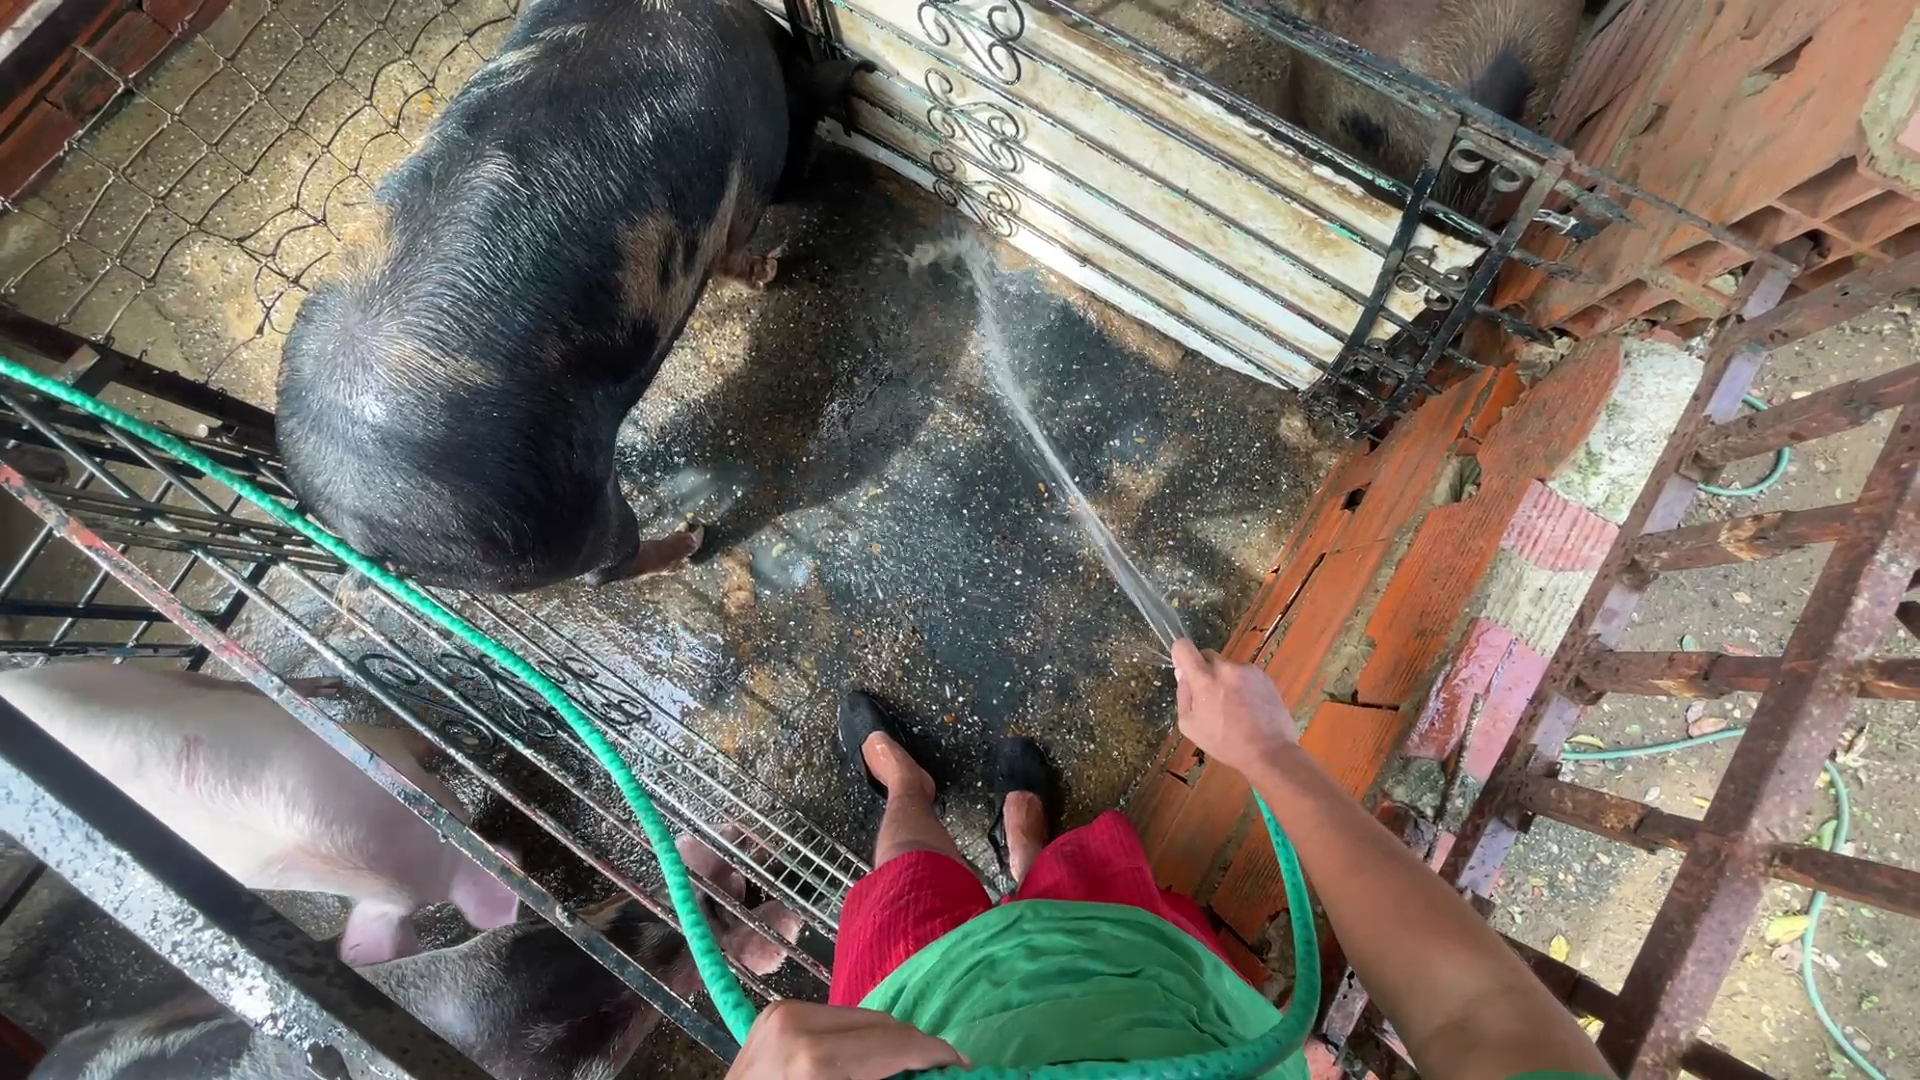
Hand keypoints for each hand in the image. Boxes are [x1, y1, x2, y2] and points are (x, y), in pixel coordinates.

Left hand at [725, 1001, 966, 1079]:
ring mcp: (779, 1013)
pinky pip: (834, 1019)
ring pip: (860, 1016)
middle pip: (881, 1022)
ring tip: (904, 1067)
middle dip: (915, 1047)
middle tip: (941, 1069)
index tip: (964, 1066)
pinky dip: (855, 1038)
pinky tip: (866, 1061)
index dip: (935, 1054)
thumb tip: (935, 1074)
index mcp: (813, 1062)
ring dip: (885, 1042)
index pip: (894, 1043)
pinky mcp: (772, 1013)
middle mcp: (795, 1023)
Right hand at [1171, 639, 1297, 774]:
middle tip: (1210, 696)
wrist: (1270, 751)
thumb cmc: (1225, 742)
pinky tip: (1249, 707)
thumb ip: (1183, 695)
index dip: (1180, 655)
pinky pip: (1245, 674)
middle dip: (1204, 671)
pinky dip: (1243, 685)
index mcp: (1204, 678)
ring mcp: (1248, 670)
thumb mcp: (1190, 725)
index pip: (1183, 646)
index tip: (1185, 671)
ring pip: (1227, 667)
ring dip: (1225, 679)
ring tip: (1234, 706)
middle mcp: (1226, 668)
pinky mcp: (1265, 677)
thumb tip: (1183, 674)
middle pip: (1206, 655)